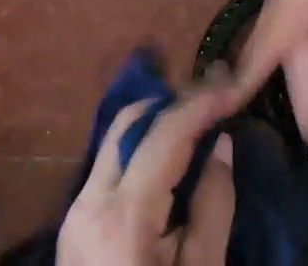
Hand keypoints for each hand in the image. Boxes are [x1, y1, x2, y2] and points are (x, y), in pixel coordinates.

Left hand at [58, 88, 237, 265]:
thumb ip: (214, 204)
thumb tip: (223, 145)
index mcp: (123, 216)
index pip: (164, 133)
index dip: (201, 101)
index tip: (233, 81)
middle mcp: (88, 202)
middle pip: (129, 123)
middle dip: (175, 101)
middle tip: (217, 92)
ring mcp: (74, 213)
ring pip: (116, 140)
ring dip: (157, 120)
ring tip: (201, 114)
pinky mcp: (74, 226)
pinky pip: (109, 165)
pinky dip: (141, 146)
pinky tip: (172, 149)